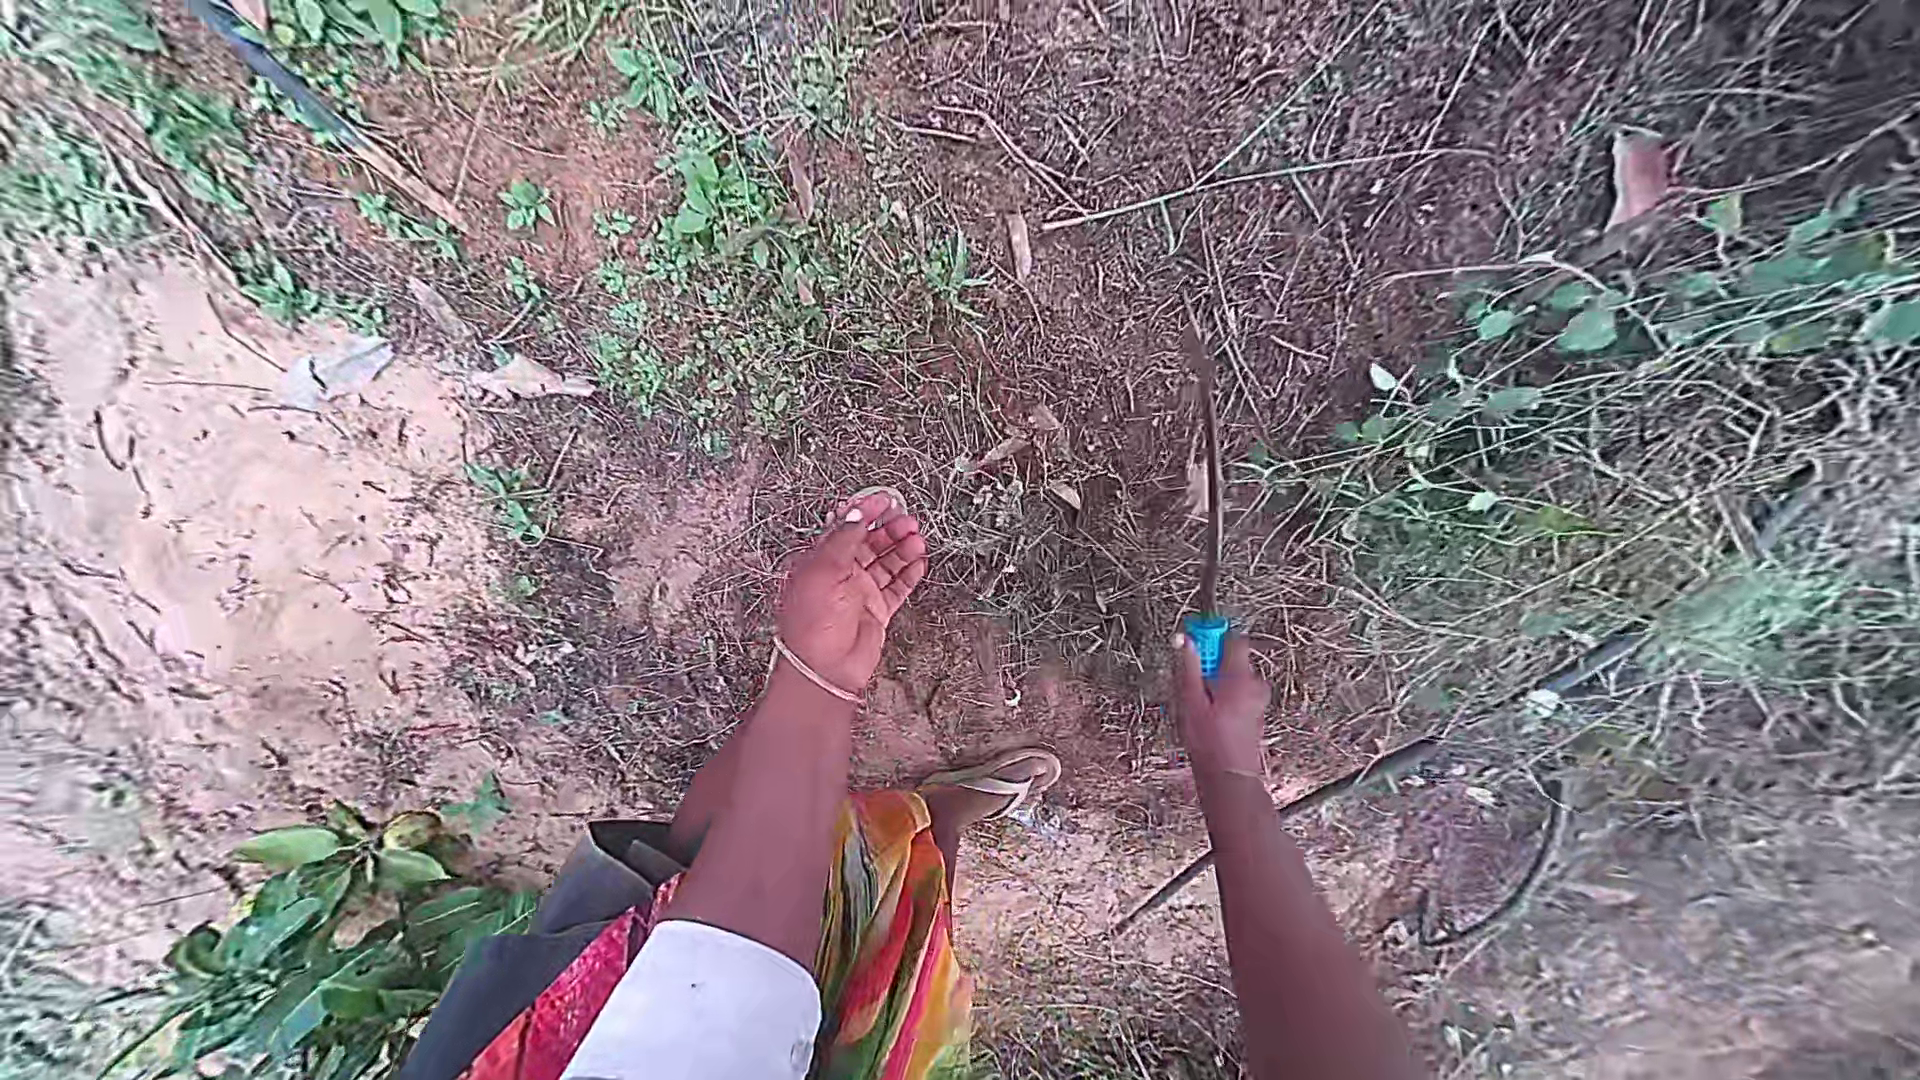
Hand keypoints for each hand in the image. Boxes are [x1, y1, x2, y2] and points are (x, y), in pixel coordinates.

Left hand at [776, 490, 927, 693]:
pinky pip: (897, 586)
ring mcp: (860, 592)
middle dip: (890, 529)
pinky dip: (909, 573)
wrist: (825, 669)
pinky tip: (918, 562)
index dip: (866, 512)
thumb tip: (855, 515)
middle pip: (870, 543)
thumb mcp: (823, 572)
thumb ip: (843, 540)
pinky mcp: (877, 610)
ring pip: (886, 562)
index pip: (846, 528)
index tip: (884, 500)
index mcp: (822, 562)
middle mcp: (841, 575)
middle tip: (908, 521)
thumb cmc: (813, 626)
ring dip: (902, 549)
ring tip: (917, 540)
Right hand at [1175, 633, 1271, 777]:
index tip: (1196, 641)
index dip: (1212, 635)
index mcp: (1240, 678)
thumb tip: (1185, 641)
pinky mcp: (1256, 709)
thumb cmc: (1210, 741)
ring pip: (1234, 673)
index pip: (1233, 638)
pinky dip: (1224, 691)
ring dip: (1216, 679)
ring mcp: (1258, 698)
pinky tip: (1210, 710)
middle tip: (1192, 678)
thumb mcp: (1190, 699)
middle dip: (1211, 662)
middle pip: (1232, 656)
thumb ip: (1189, 666)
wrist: (1228, 775)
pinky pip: (1239, 688)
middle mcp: (1254, 685)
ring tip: (1198, 699)